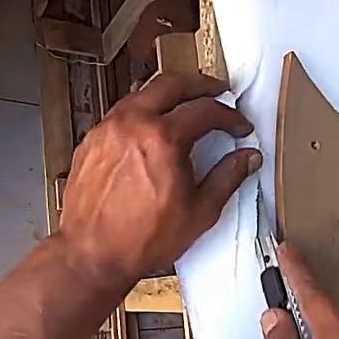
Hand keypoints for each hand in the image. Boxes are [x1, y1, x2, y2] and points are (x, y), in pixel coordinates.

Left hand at [58, 71, 258, 288]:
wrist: (92, 254)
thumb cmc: (139, 240)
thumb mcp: (199, 212)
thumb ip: (227, 178)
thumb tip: (246, 159)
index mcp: (163, 139)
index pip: (206, 110)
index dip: (230, 116)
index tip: (238, 127)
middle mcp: (132, 125)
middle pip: (172, 83)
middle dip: (200, 84)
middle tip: (216, 91)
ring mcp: (107, 130)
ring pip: (142, 93)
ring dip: (167, 93)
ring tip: (183, 104)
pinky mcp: (91, 142)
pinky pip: (120, 113)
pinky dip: (141, 111)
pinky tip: (149, 127)